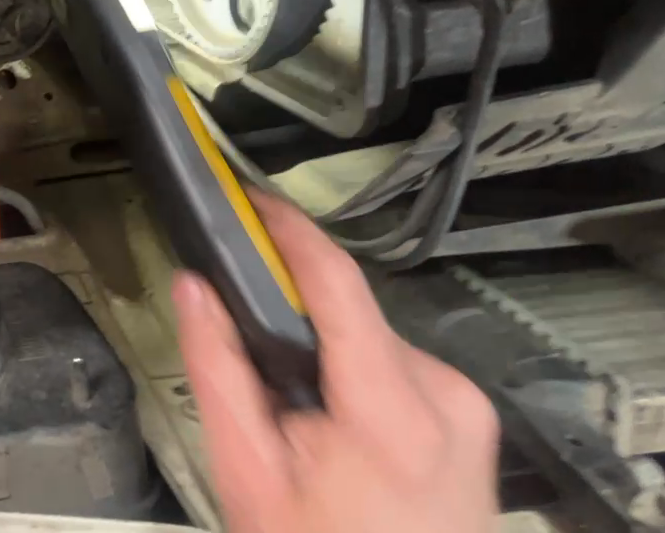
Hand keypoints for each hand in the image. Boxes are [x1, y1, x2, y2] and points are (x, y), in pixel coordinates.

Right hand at [174, 197, 499, 532]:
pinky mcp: (471, 421)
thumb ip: (217, 365)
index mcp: (392, 408)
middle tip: (239, 320)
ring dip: (319, 337)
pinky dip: (349, 364)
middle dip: (291, 300)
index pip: (337, 281)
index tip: (245, 196)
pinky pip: (393, 361)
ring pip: (369, 332)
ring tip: (282, 387)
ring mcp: (468, 409)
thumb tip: (193, 283)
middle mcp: (446, 395)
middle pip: (349, 307)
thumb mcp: (246, 467)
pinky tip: (324, 410)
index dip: (288, 229)